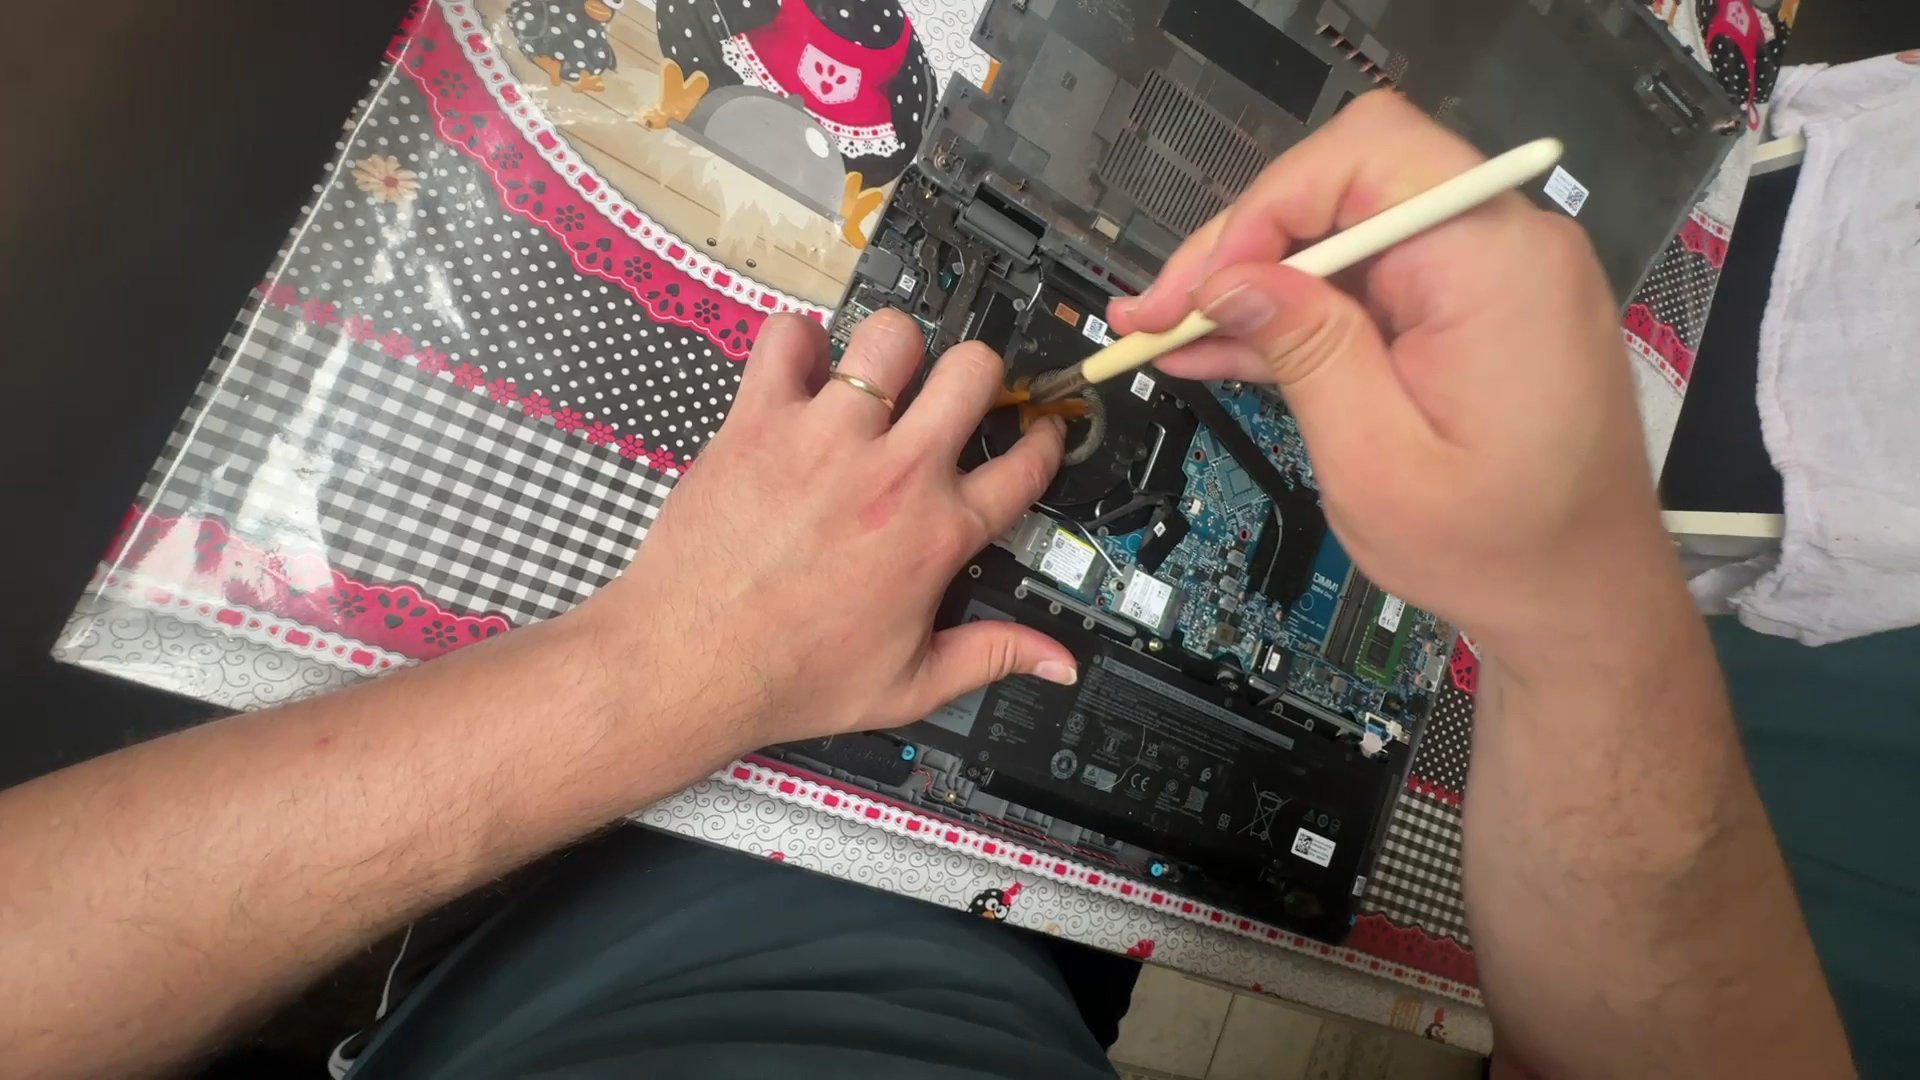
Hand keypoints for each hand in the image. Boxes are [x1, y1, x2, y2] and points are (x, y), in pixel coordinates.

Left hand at [582, 310, 1073, 757]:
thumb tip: (1056, 660)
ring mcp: (826, 439)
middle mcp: (893, 473)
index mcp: (936, 532)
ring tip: (881, 379)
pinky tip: (801, 375)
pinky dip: (797, 343)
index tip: (1038, 433)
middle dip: (981, 373)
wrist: (687, 664)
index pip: (1023, 466)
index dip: (1043, 442)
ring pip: (891, 337)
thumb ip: (992, 657)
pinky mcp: (760, 421)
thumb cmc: (793, 675)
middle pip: (974, 373)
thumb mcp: (911, 684)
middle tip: (959, 393)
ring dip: (897, 349)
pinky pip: (787, 337)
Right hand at [1109, 92, 1671, 654]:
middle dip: (1231, 250)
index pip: (1366, 159)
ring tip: (1154, 333)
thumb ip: (1307, 354)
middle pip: (1334, 192)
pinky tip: (1206, 349)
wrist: (1569, 593)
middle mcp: (1487, 246)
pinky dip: (1275, 321)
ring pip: (1323, 243)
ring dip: (1237, 287)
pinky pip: (1344, 295)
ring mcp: (1464, 281)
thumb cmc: (1486, 546)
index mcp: (1489, 265)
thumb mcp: (1375, 460)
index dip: (1263, 211)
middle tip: (1150, 316)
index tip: (1200, 292)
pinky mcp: (1441, 316)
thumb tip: (1226, 283)